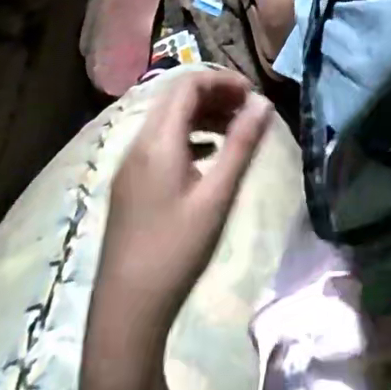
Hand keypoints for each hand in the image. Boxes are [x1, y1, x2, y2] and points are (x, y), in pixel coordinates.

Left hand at [82, 71, 271, 389]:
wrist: (127, 309)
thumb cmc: (177, 249)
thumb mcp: (218, 194)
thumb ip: (241, 144)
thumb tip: (263, 102)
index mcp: (157, 142)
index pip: (187, 85)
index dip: (222, 80)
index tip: (253, 95)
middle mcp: (137, 145)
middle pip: (175, 98)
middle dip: (214, 93)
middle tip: (249, 108)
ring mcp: (130, 166)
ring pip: (167, 120)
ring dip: (202, 114)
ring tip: (236, 128)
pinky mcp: (130, 185)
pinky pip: (160, 141)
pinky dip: (189, 135)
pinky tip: (210, 155)